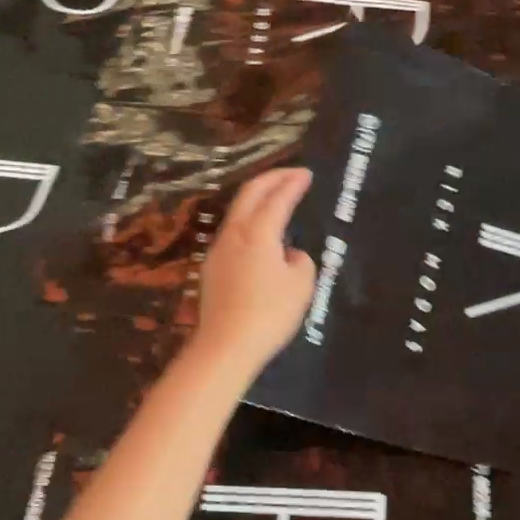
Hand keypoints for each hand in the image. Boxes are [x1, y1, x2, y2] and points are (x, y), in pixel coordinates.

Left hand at [191, 167, 318, 373]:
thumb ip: (300, 261)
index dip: (293, 183)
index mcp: (258, 232)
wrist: (226, 346)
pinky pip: (234, 232)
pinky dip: (250, 221)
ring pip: (238, 212)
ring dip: (258, 199)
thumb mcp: (301, 286)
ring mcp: (219, 250)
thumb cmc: (270, 314)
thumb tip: (289, 254)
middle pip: (250, 194)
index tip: (307, 174)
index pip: (278, 198)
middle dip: (271, 179)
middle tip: (291, 174)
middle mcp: (235, 233)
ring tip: (276, 198)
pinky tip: (261, 235)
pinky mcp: (212, 268)